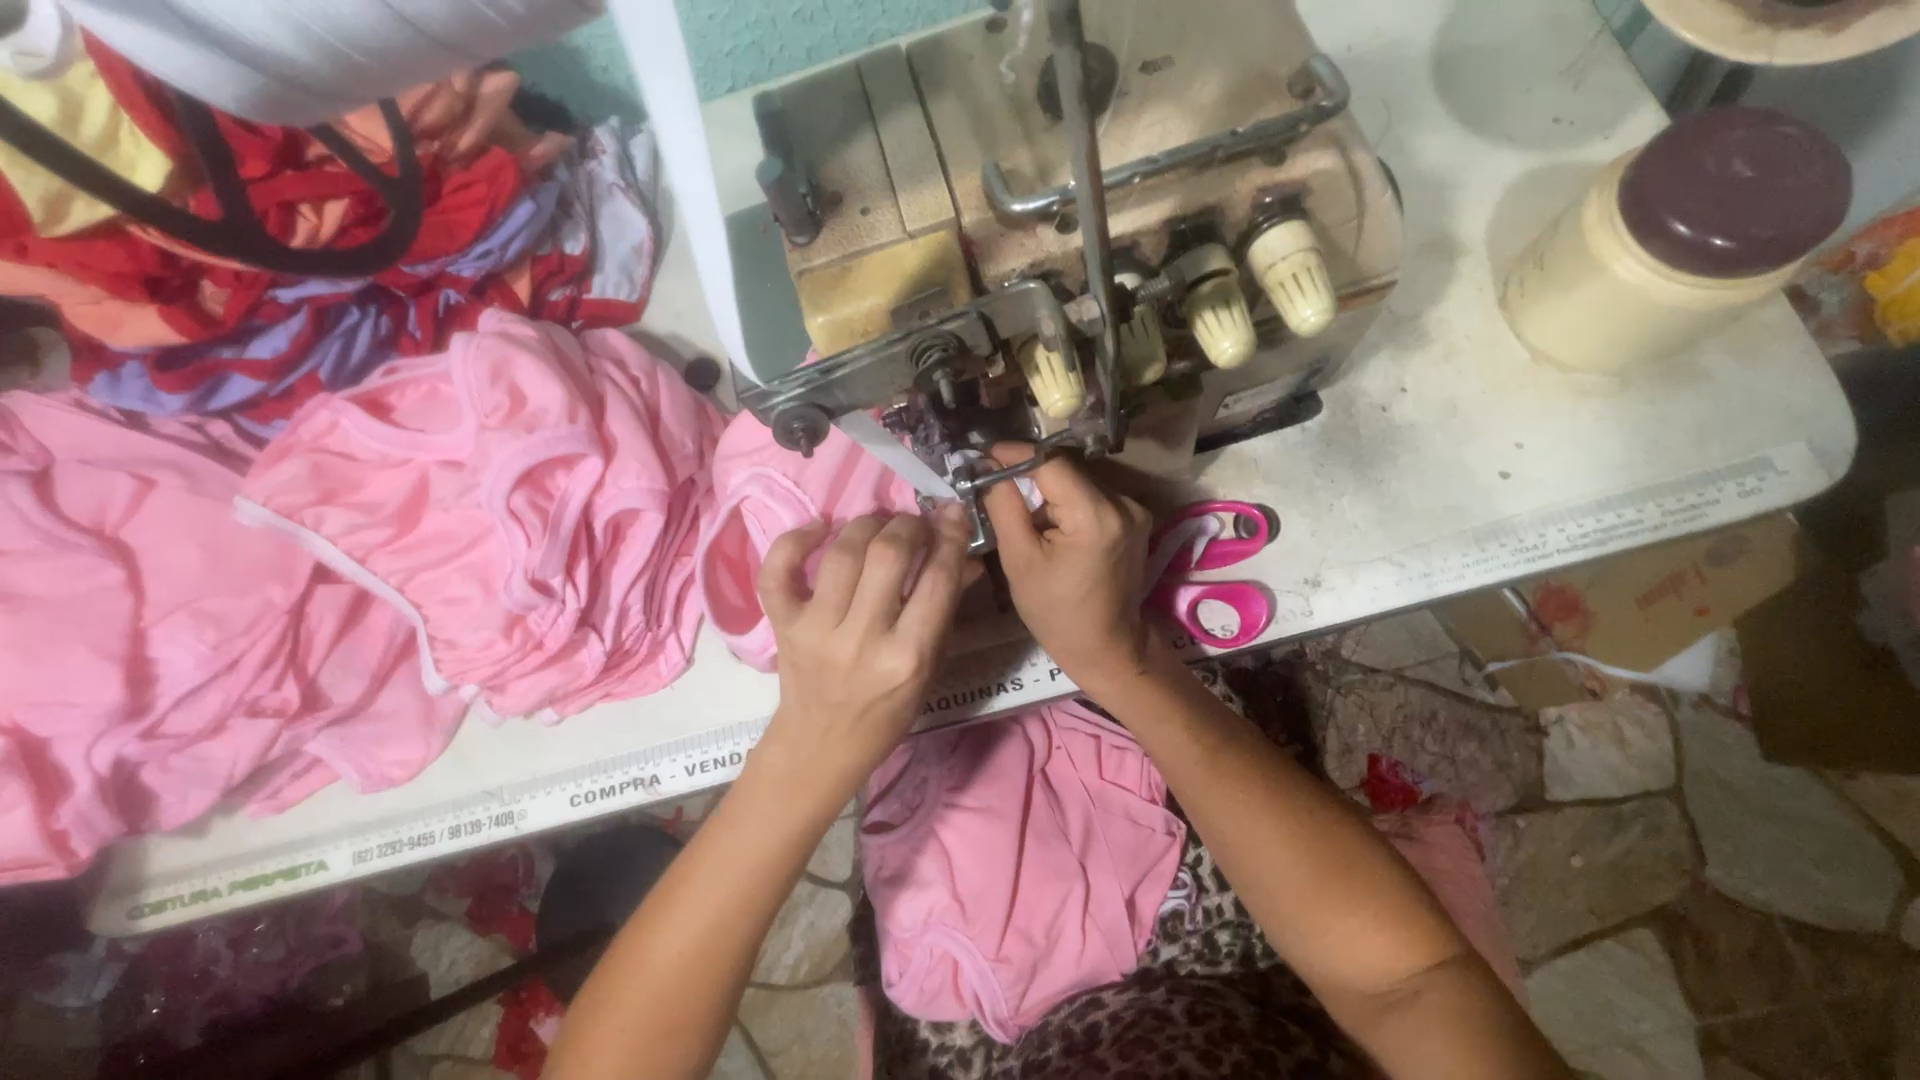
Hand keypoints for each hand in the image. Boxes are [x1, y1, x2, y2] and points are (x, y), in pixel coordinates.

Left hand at [755, 505, 976, 791]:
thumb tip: (965, 554)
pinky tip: (819, 528)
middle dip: (907, 526)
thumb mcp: (930, 667)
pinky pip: (778, 570)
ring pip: (841, 553)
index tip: (950, 513)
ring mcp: (817, 631)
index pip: (936, 579)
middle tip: (913, 523)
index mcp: (908, 656)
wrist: (823, 744)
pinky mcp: (782, 625)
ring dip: (865, 525)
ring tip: (877, 525)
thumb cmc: (887, 709)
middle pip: (887, 555)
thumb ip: (946, 610)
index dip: (949, 537)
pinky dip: (795, 539)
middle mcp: (862, 640)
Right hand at [979, 444, 1157, 691]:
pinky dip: (1068, 502)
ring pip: (1079, 481)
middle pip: (1066, 470)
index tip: (984, 454)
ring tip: (1019, 507)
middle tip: (994, 482)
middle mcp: (1123, 503)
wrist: (1106, 646)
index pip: (1051, 463)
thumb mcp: (1019, 560)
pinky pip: (1093, 496)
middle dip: (1029, 474)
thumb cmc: (1056, 612)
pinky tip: (1050, 524)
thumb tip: (988, 467)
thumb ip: (1004, 506)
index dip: (1015, 454)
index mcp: (1096, 515)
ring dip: (1049, 489)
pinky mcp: (1136, 518)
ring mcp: (1135, 510)